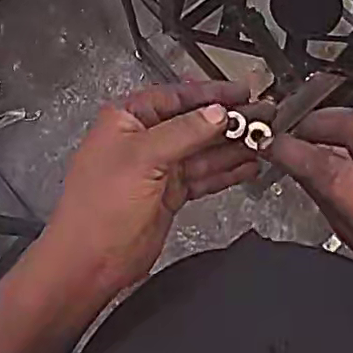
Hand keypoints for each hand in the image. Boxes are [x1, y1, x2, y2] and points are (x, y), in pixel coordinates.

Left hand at [39, 81, 263, 294]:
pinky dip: (225, 172)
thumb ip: (183, 132)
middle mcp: (141, 140)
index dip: (209, 94)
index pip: (175, 97)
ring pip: (202, 150)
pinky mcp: (168, 193)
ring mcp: (156, 168)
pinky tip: (247, 165)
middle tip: (261, 116)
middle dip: (227, 120)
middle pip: (193, 122)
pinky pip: (202, 176)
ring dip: (232, 145)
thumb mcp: (142, 158)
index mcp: (126, 120)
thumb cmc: (97, 207)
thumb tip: (215, 113)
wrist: (90, 260)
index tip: (239, 93)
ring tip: (262, 139)